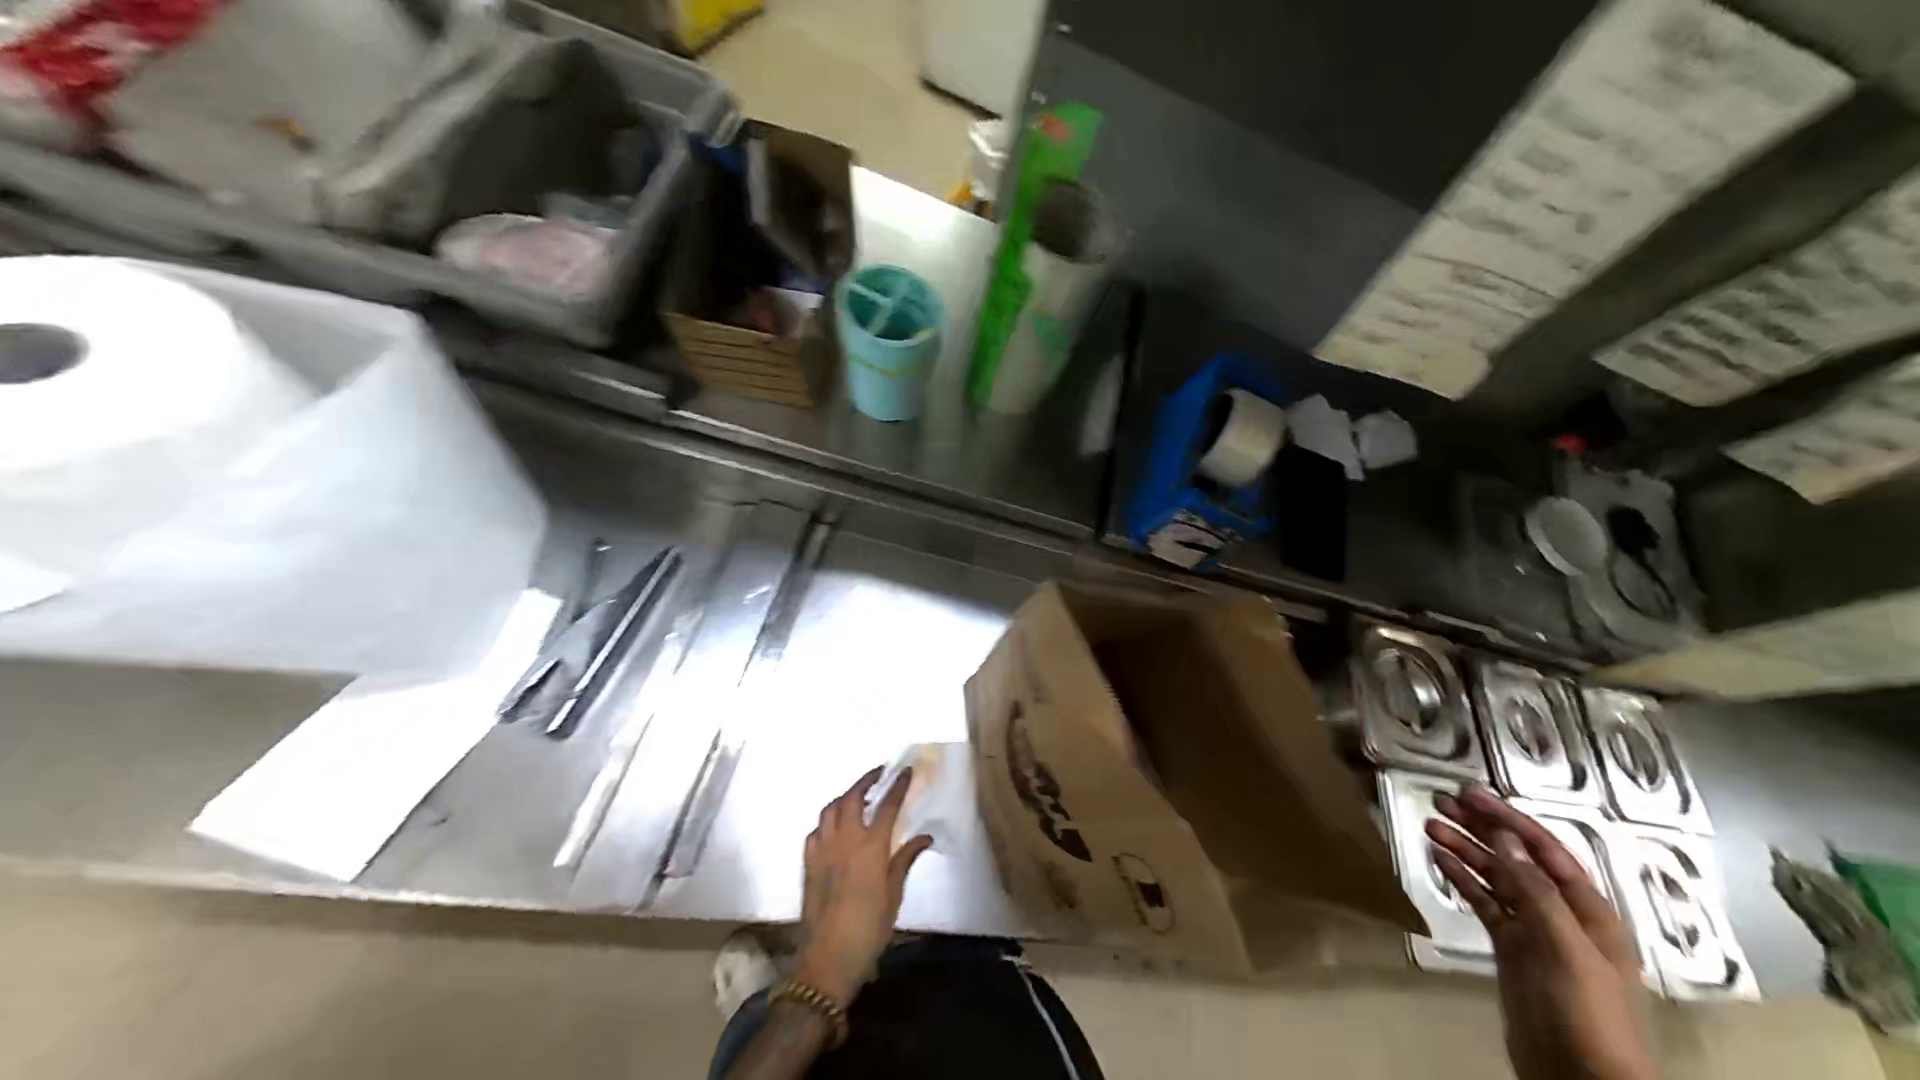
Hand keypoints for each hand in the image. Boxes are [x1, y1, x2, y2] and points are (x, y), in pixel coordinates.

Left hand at [794, 766, 932, 1005]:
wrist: (828, 958)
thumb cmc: (869, 929)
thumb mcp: (894, 895)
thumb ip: (905, 860)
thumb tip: (924, 836)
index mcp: (871, 847)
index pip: (887, 805)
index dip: (897, 786)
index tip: (905, 771)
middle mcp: (845, 840)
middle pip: (853, 797)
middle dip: (866, 781)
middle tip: (879, 774)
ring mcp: (822, 849)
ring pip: (830, 809)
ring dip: (845, 796)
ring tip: (857, 796)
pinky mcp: (808, 863)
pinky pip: (816, 831)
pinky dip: (827, 821)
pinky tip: (834, 828)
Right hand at [1426, 785, 1658, 1079]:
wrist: (1580, 1077)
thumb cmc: (1585, 1009)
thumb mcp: (1564, 946)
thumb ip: (1534, 890)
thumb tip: (1504, 836)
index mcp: (1587, 910)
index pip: (1544, 850)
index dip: (1508, 819)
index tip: (1470, 793)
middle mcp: (1561, 913)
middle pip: (1516, 859)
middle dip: (1481, 828)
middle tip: (1441, 802)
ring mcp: (1534, 932)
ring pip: (1495, 878)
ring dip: (1465, 850)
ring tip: (1429, 826)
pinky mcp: (1510, 949)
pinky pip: (1484, 904)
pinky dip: (1462, 881)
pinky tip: (1439, 861)